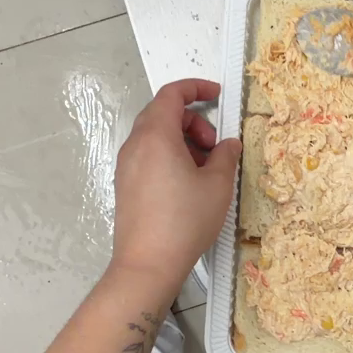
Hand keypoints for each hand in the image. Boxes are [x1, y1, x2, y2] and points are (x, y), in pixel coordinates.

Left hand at [110, 79, 239, 290]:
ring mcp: (126, 166)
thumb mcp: (218, 186)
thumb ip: (226, 156)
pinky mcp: (125, 185)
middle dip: (193, 120)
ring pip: (155, 136)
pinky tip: (187, 184)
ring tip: (205, 169)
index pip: (171, 94)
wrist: (148, 264)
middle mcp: (135, 145)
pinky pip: (148, 156)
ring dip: (182, 140)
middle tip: (214, 145)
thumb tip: (227, 145)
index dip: (196, 88)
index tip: (217, 95)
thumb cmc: (185, 221)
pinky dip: (169, 156)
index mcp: (156, 135)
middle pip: (162, 113)